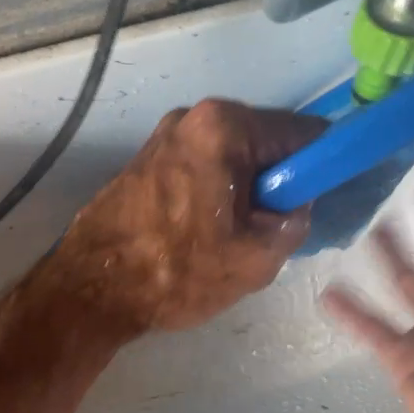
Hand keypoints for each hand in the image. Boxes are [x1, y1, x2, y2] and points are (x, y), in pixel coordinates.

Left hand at [60, 99, 326, 332]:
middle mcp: (190, 119)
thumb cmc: (174, 273)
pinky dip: (211, 201)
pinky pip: (198, 176)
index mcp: (224, 126)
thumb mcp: (255, 259)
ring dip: (241, 199)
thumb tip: (293, 208)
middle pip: (262, 147)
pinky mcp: (142, 167)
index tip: (324, 201)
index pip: (303, 133)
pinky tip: (200, 242)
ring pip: (228, 165)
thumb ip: (293, 224)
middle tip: (266, 237)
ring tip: (228, 246)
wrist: (89, 293)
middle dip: (275, 187)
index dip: (323, 168)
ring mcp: (160, 142)